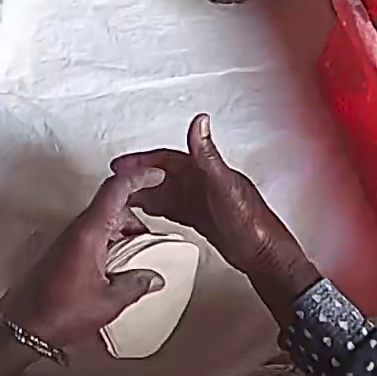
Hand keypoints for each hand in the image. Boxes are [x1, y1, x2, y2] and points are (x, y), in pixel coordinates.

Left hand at [0, 167, 168, 375]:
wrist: (20, 328)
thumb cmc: (56, 313)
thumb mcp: (108, 302)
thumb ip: (136, 285)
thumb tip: (153, 278)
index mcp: (88, 232)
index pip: (115, 190)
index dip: (139, 178)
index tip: (156, 175)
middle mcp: (75, 230)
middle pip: (111, 205)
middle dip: (137, 217)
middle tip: (153, 238)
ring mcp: (67, 241)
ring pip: (102, 221)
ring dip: (123, 231)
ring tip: (138, 257)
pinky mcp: (62, 253)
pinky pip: (92, 236)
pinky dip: (109, 243)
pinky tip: (117, 267)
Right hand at [112, 115, 320, 318]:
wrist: (262, 254)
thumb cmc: (249, 221)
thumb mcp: (223, 184)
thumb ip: (207, 154)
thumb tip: (200, 121)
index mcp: (206, 169)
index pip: (166, 160)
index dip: (142, 161)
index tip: (120, 165)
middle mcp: (202, 182)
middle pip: (162, 175)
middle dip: (137, 176)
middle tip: (114, 182)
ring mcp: (201, 201)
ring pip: (165, 192)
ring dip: (144, 193)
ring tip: (121, 198)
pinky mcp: (201, 218)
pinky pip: (172, 209)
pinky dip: (157, 208)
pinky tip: (146, 213)